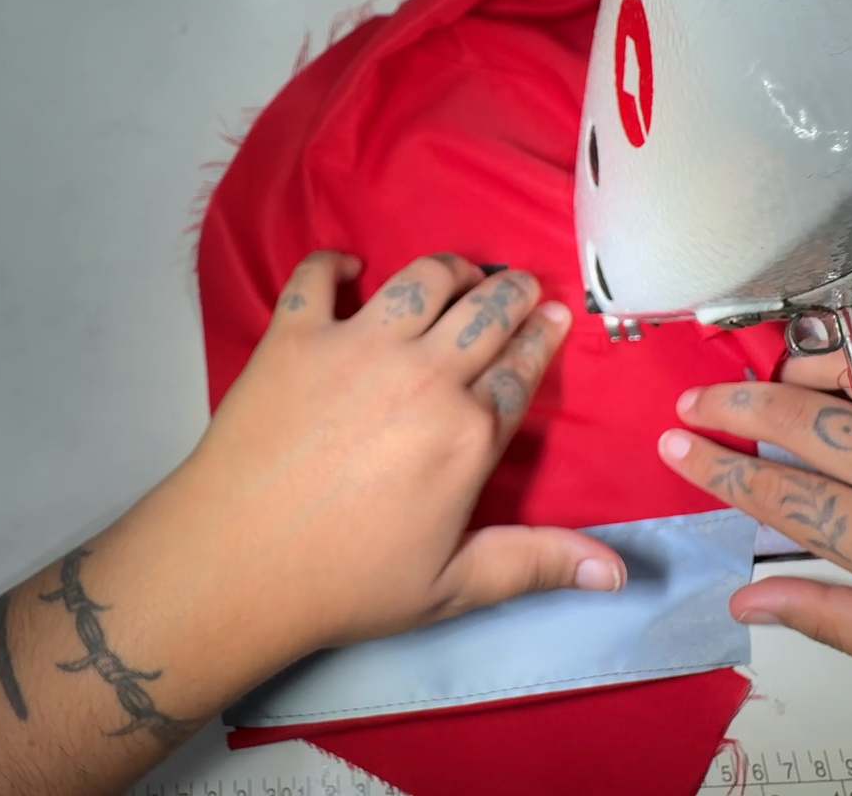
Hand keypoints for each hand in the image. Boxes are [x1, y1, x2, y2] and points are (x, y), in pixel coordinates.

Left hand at [106, 253, 622, 681]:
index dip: (543, 340)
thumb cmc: (344, 582)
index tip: (556, 315)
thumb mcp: (451, 587)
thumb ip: (535, 563)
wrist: (233, 564)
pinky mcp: (294, 334)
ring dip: (451, 268)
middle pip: (485, 313)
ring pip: (421, 280)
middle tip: (521, 284)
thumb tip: (618, 573)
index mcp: (465, 433)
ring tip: (461, 272)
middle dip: (514, 291)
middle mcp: (421, 375)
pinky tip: (350, 267)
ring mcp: (355, 346)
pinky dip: (335, 264)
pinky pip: (317, 276)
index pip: (520, 371)